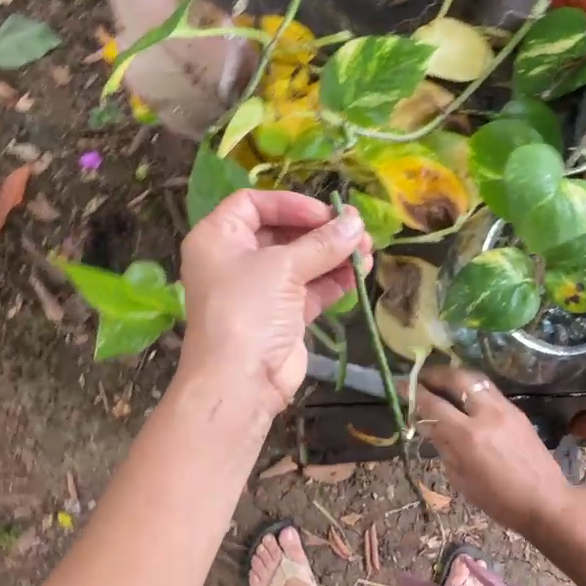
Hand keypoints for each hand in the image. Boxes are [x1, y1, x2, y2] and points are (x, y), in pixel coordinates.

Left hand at [177, 189, 370, 416]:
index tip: (326, 213)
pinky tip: (359, 273)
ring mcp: (260, 290)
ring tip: (367, 251)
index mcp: (218, 238)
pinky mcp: (281, 316)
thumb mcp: (283, 267)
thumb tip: (356, 223)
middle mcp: (236, 260)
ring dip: (334, 255)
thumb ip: (322, 243)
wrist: (240, 381)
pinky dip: (333, 280)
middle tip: (358, 229)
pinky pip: (310, 289)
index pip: (254, 204)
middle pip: (283, 232)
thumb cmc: (248, 311)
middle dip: (322, 231)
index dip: (291, 204)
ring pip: (301, 262)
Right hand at [414, 365, 577, 536]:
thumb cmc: (499, 500)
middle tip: (421, 378)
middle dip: (435, 374)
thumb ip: (444, 447)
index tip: (400, 386)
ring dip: (455, 377)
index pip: (434, 404)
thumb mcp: (462, 479)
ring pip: (476, 380)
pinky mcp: (517, 412)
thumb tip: (428, 425)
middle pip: (457, 378)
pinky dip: (472, 389)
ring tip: (441, 383)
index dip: (414, 394)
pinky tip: (464, 399)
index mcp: (468, 436)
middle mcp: (487, 414)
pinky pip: (489, 391)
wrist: (546, 501)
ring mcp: (506, 409)